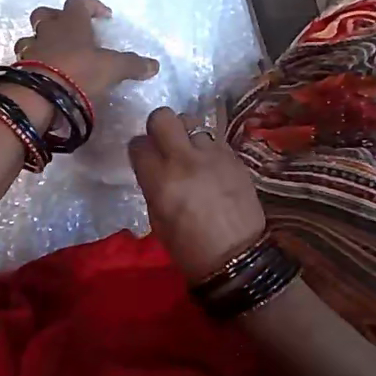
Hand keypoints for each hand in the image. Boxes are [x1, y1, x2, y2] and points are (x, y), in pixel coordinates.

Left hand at [13, 0, 158, 97]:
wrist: (40, 96)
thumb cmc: (78, 72)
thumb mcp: (112, 69)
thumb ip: (132, 65)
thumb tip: (154, 65)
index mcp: (71, 23)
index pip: (79, 2)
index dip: (92, 5)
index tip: (104, 16)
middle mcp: (47, 31)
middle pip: (45, 14)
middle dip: (57, 19)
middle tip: (71, 32)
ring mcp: (30, 50)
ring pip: (30, 37)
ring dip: (41, 43)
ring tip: (54, 57)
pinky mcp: (19, 70)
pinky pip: (24, 61)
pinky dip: (33, 65)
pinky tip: (45, 76)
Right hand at [129, 107, 267, 280]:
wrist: (238, 258)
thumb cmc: (189, 249)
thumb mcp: (157, 221)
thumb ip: (152, 187)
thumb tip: (152, 168)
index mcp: (160, 181)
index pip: (138, 145)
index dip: (139, 151)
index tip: (144, 159)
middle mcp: (185, 161)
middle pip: (164, 117)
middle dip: (159, 127)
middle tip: (164, 144)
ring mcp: (213, 156)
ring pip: (192, 123)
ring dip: (187, 136)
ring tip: (191, 154)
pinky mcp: (234, 158)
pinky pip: (214, 139)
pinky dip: (208, 148)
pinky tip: (210, 165)